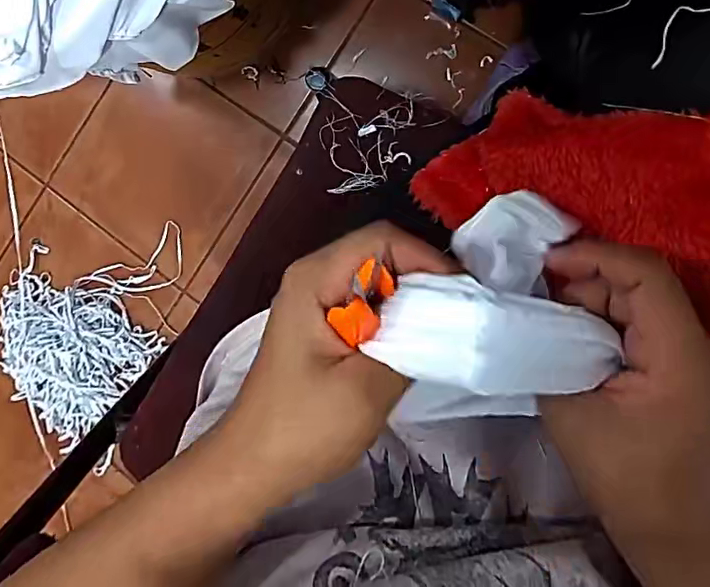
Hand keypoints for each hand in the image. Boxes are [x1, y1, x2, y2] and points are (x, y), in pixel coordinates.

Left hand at [206, 222, 458, 502]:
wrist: (249, 470)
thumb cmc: (301, 429)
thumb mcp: (365, 388)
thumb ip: (412, 343)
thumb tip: (449, 316)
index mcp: (316, 277)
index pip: (383, 239)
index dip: (427, 257)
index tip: (460, 290)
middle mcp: (315, 274)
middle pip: (383, 251)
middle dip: (424, 275)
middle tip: (459, 307)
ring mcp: (318, 296)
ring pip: (380, 275)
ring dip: (413, 295)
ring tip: (446, 322)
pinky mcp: (325, 319)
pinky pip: (371, 298)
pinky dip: (398, 312)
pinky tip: (416, 338)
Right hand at [542, 241, 709, 585]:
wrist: (674, 535)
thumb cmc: (627, 481)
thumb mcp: (573, 415)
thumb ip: (550, 354)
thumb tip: (530, 314)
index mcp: (680, 350)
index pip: (645, 273)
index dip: (596, 255)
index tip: (550, 262)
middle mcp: (693, 339)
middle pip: (640, 280)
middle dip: (587, 276)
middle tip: (541, 288)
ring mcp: (689, 350)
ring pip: (637, 295)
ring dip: (592, 296)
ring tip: (550, 312)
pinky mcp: (678, 361)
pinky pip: (639, 318)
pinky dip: (603, 315)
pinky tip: (572, 329)